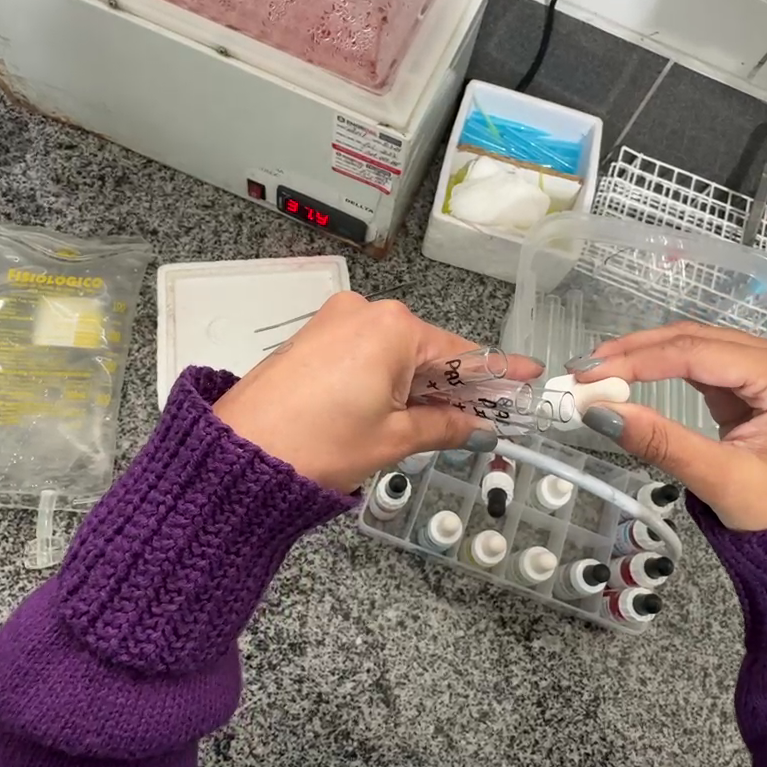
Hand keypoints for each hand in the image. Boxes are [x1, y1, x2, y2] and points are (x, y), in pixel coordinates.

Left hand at [213, 293, 538, 490]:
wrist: (237, 455)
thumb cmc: (316, 444)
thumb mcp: (393, 439)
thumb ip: (444, 425)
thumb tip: (476, 425)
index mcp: (394, 327)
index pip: (462, 353)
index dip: (498, 372)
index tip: (529, 374)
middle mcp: (366, 311)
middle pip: (428, 351)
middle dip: (454, 385)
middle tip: (483, 417)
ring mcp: (335, 321)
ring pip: (395, 354)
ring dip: (419, 386)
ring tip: (437, 424)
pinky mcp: (313, 338)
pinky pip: (366, 354)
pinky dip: (387, 380)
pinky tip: (396, 409)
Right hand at [574, 323, 766, 530]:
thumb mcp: (724, 480)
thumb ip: (663, 442)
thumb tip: (600, 413)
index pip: (698, 352)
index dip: (638, 360)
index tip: (589, 373)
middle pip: (695, 339)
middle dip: (635, 351)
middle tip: (583, 368)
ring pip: (695, 347)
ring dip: (645, 356)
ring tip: (599, 370)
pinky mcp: (754, 382)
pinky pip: (702, 365)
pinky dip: (663, 370)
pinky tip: (631, 375)